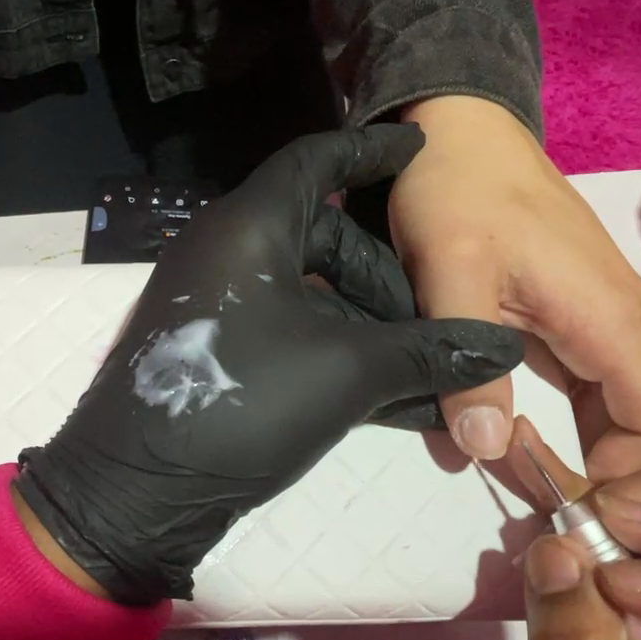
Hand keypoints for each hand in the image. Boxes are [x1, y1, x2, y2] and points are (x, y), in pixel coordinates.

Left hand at [15, 126, 525, 604]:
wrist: (137, 492)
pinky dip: (336, 356)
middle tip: (434, 323)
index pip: (316, 161)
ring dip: (369, 329)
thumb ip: (428, 351)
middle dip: (385, 277)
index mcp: (247, 227)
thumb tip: (503, 345)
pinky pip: (289, 336)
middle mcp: (226, 253)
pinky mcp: (216, 355)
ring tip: (427, 373)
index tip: (420, 147)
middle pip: (322, 238)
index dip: (371, 150)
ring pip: (309, 296)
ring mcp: (217, 307)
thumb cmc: (243, 403)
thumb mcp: (346, 371)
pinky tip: (393, 402)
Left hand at [391, 96, 640, 478]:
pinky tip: (500, 411)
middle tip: (516, 482)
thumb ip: (469, 361)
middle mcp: (621, 320)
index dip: (625, 469)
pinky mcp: (570, 305)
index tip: (555, 484)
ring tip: (501, 451)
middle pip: (636, 419)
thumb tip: (488, 449)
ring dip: (568, 436)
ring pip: (606, 399)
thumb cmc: (455, 190)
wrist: (457, 129)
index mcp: (608, 318)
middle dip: (589, 462)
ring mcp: (599, 311)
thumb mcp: (450, 273)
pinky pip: (580, 373)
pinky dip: (553, 405)